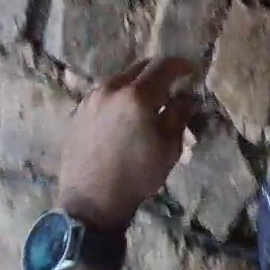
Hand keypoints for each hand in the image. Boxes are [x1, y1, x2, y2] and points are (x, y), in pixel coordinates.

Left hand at [55, 57, 195, 229]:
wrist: (90, 204)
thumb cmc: (136, 176)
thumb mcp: (169, 148)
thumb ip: (179, 115)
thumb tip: (185, 97)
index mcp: (137, 96)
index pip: (163, 66)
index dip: (181, 65)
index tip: (191, 71)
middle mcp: (111, 89)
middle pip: (141, 67)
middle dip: (159, 73)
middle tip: (171, 87)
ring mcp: (91, 100)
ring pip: (121, 79)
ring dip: (138, 84)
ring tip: (147, 103)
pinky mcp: (78, 112)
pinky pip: (105, 93)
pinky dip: (120, 96)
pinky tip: (125, 115)